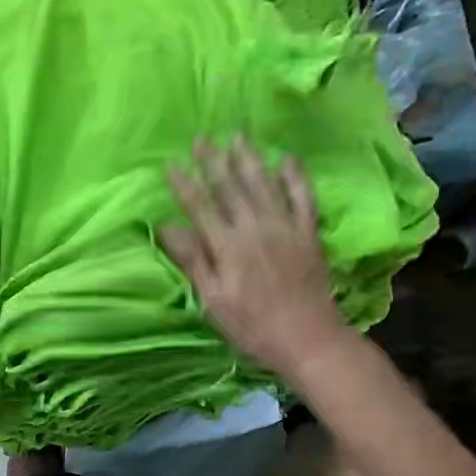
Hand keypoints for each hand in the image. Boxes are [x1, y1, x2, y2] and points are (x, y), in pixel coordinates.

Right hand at [161, 137, 348, 372]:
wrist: (307, 338)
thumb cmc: (250, 325)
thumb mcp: (212, 299)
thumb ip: (193, 259)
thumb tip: (166, 226)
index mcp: (229, 246)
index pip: (201, 206)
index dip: (184, 184)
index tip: (170, 164)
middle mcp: (257, 228)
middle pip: (231, 187)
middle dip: (214, 161)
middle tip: (201, 138)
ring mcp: (286, 227)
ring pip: (264, 184)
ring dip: (249, 159)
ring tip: (237, 137)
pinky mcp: (308, 233)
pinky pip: (303, 197)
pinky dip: (295, 177)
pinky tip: (286, 160)